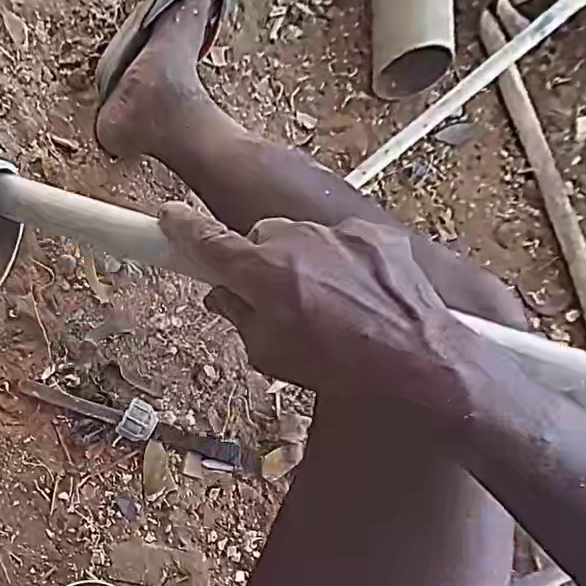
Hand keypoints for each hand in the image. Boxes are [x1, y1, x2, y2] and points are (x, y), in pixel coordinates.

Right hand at [161, 202, 483, 404]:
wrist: (418, 362)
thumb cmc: (340, 368)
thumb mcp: (270, 354)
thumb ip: (239, 317)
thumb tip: (221, 296)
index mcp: (263, 274)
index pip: (209, 242)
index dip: (183, 229)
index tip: (168, 216)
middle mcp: (298, 242)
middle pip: (257, 236)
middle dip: (255, 260)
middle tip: (267, 294)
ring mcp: (339, 234)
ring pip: (298, 235)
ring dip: (297, 259)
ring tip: (320, 300)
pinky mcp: (374, 234)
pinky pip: (338, 238)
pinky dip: (336, 258)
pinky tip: (353, 292)